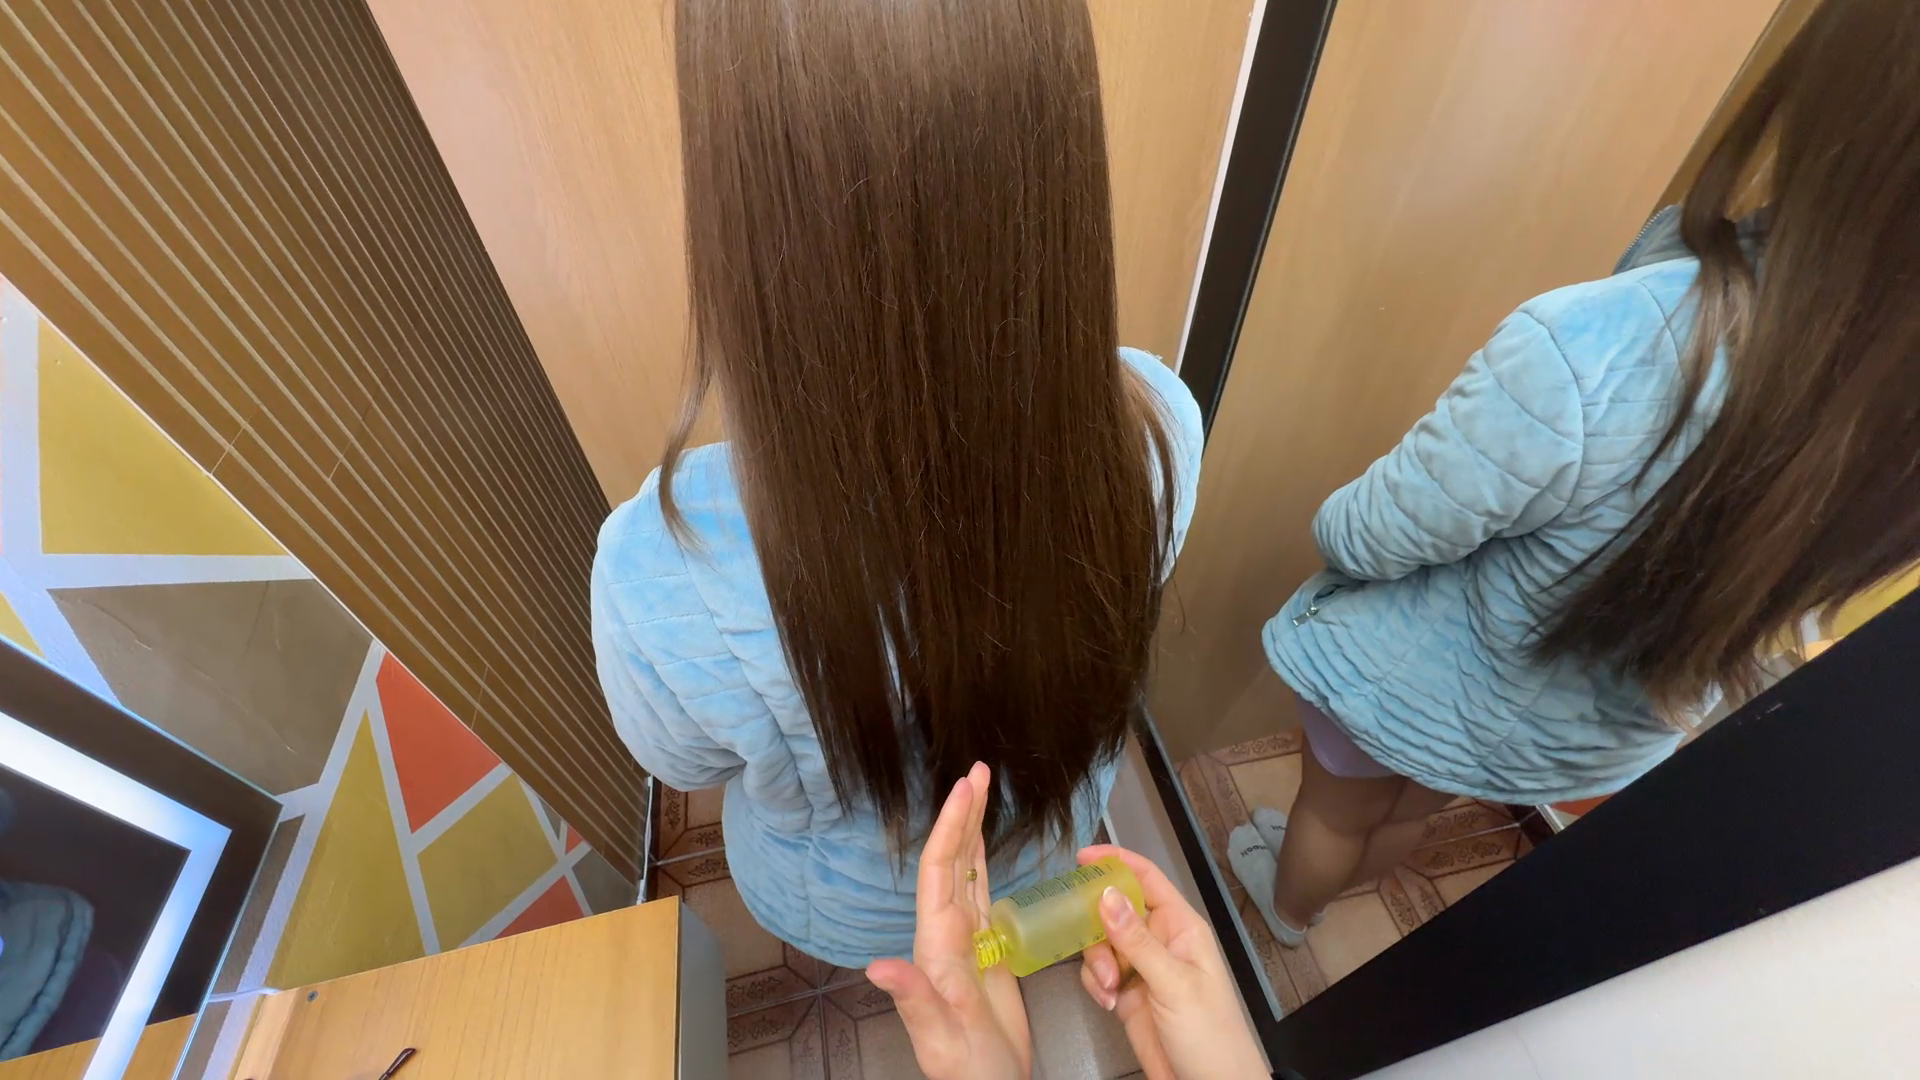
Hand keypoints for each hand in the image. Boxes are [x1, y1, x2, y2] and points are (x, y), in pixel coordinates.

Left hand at [868, 763, 1031, 1079]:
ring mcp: (964, 935)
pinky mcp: (985, 944)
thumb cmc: (967, 1070)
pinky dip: (982, 856)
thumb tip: (878, 966)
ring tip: (982, 787)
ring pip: (966, 867)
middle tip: (979, 770)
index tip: (967, 787)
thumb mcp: (941, 1039)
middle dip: (963, 812)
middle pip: (951, 858)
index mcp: (936, 942)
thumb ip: (914, 1000)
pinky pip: (980, 887)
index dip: (952, 826)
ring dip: (972, 826)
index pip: (940, 870)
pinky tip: (983, 838)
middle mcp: (945, 930)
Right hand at [1077, 845, 1266, 1079]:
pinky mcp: (1127, 994)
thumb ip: (1136, 940)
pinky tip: (1107, 1003)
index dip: (1116, 861)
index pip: (1147, 878)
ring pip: (1102, 941)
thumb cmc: (1209, 1035)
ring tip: (1107, 988)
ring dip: (1097, 961)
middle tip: (1087, 941)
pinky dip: (1096, 983)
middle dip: (1098, 925)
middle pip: (1115, 909)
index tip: (1081, 857)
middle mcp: (1159, 940)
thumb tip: (1104, 892)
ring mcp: (1142, 967)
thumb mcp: (1173, 985)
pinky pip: (1099, 972)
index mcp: (1180, 926)